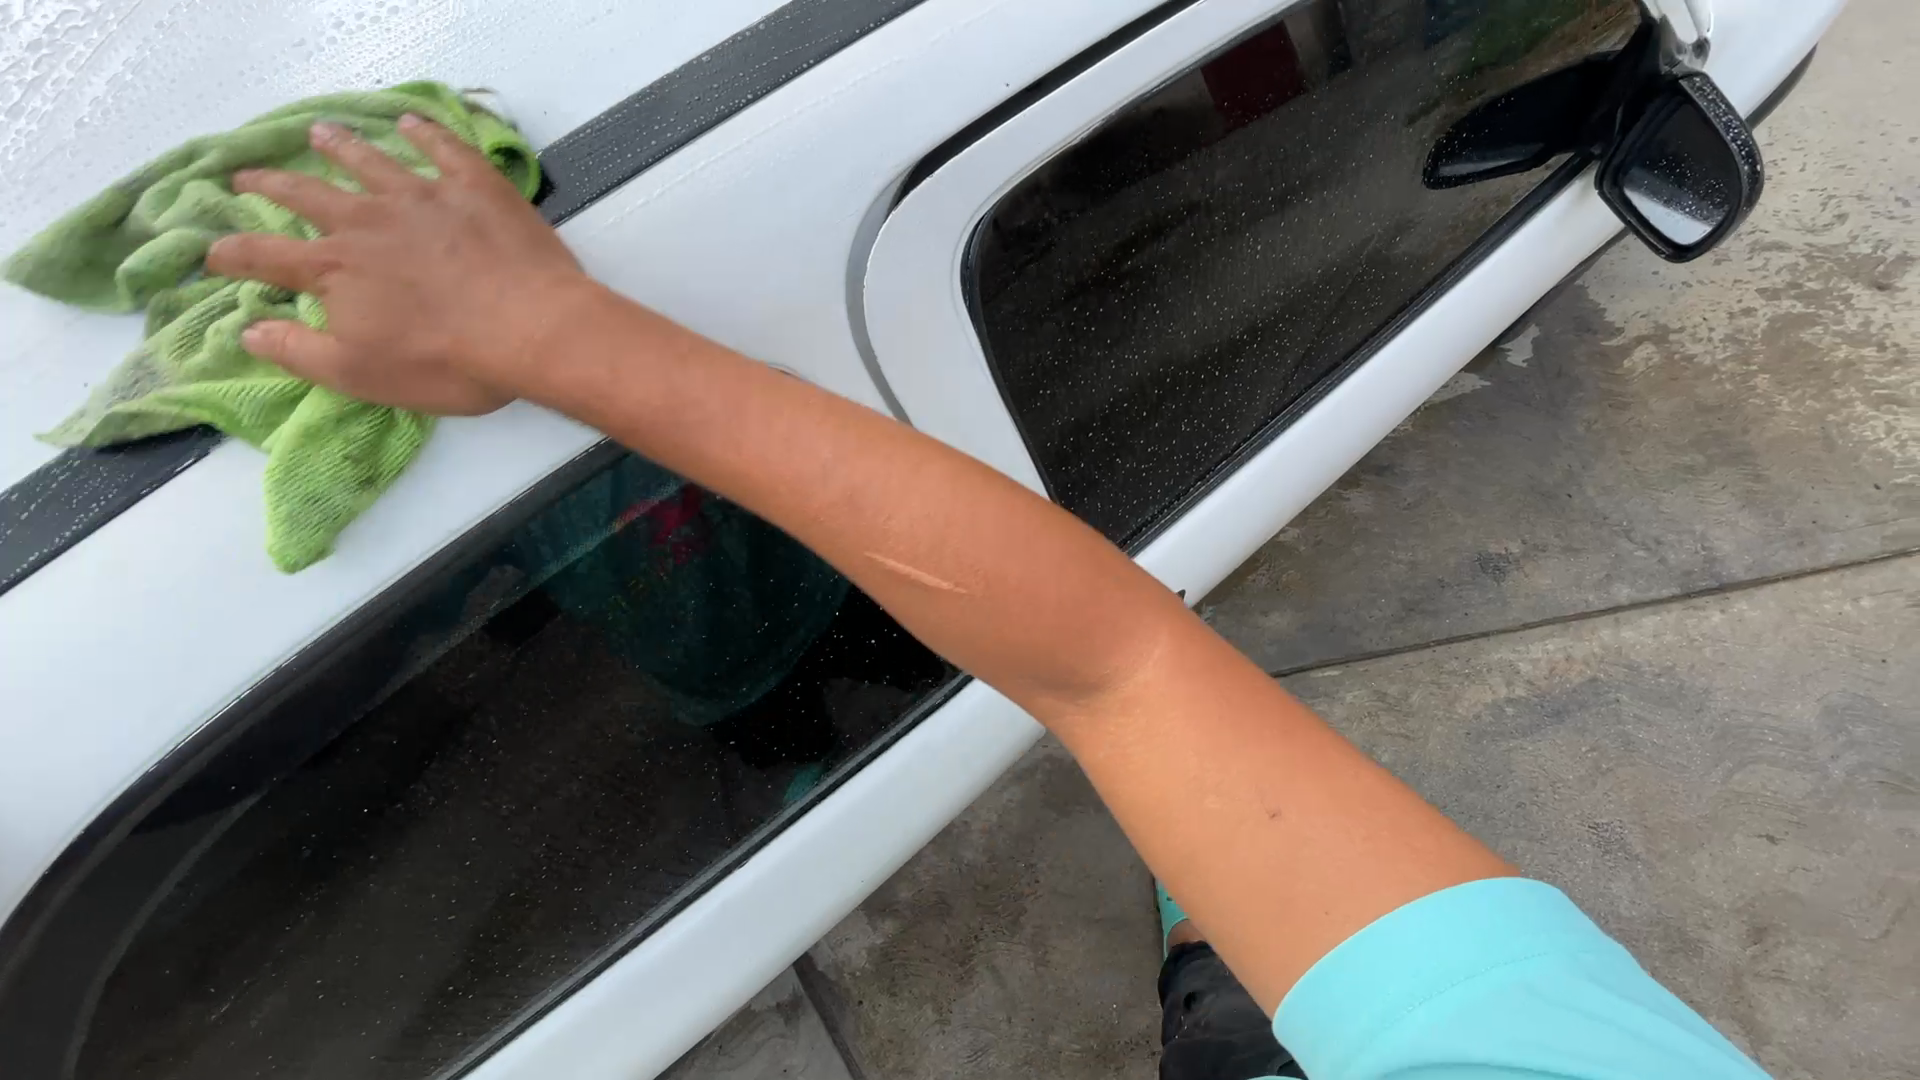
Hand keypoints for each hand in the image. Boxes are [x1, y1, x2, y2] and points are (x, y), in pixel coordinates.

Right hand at [206, 115, 590, 414]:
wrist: (537, 330)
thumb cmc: (453, 363)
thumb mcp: (366, 375)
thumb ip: (302, 353)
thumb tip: (249, 331)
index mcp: (336, 268)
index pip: (266, 257)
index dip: (233, 256)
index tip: (212, 253)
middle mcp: (369, 221)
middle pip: (307, 195)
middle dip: (271, 185)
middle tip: (248, 175)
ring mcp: (424, 198)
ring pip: (369, 162)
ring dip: (340, 147)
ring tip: (321, 133)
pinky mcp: (478, 191)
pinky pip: (445, 150)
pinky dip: (426, 134)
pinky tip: (413, 123)